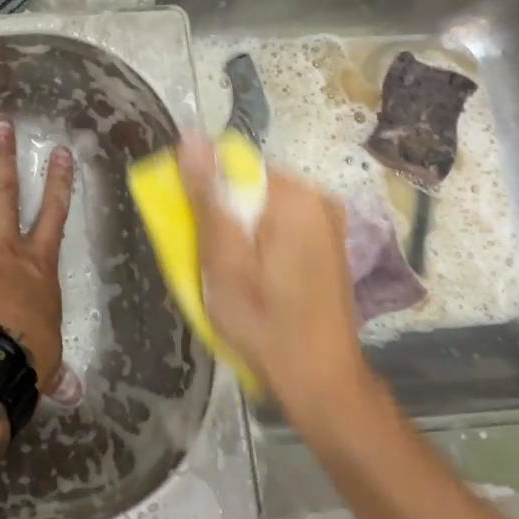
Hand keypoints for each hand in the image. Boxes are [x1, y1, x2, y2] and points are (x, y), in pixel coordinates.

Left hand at [0, 115, 74, 392]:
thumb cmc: (30, 355)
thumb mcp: (51, 359)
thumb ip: (58, 369)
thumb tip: (73, 393)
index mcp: (37, 264)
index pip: (55, 215)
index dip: (60, 183)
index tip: (60, 152)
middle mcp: (3, 250)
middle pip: (5, 194)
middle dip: (2, 157)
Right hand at [178, 136, 368, 406]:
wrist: (321, 382)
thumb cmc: (265, 324)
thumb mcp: (223, 261)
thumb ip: (208, 197)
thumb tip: (190, 137)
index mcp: (294, 195)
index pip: (230, 165)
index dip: (204, 194)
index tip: (193, 232)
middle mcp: (318, 197)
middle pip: (247, 185)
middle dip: (221, 216)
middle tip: (210, 261)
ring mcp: (328, 220)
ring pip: (260, 207)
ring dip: (237, 232)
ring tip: (231, 275)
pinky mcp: (328, 242)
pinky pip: (279, 225)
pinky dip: (258, 244)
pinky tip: (255, 280)